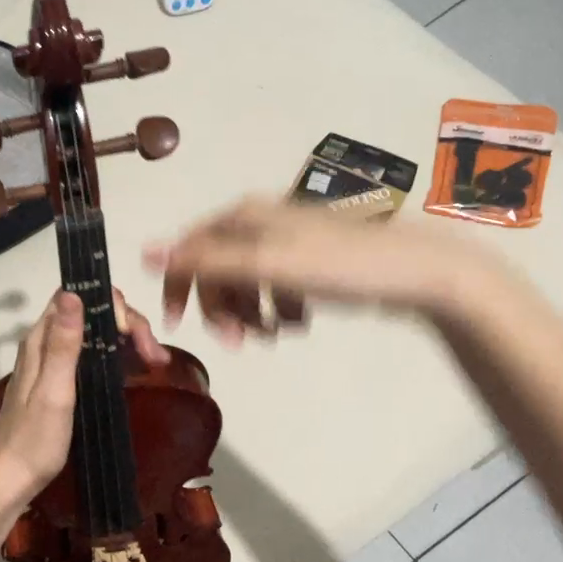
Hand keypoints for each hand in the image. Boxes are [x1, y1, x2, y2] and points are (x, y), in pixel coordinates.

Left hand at [0, 288, 166, 508]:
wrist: (12, 478)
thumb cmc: (34, 440)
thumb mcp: (54, 392)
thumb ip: (64, 345)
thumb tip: (73, 295)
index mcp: (40, 340)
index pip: (76, 296)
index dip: (110, 306)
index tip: (131, 334)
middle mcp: (44, 343)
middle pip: (90, 312)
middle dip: (127, 324)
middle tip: (155, 357)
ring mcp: (51, 362)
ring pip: (94, 332)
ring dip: (126, 340)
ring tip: (154, 363)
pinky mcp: (60, 380)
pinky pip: (91, 354)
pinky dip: (116, 356)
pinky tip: (135, 371)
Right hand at [142, 199, 498, 345]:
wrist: (419, 272)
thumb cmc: (339, 267)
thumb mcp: (264, 266)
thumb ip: (204, 262)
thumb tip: (143, 252)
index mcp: (242, 217)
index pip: (187, 249)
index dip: (176, 287)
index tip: (175, 327)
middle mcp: (259, 223)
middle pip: (215, 271)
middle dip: (221, 309)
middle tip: (238, 343)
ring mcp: (285, 241)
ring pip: (244, 284)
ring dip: (250, 315)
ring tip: (275, 335)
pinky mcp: (309, 262)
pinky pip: (274, 290)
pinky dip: (277, 311)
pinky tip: (297, 325)